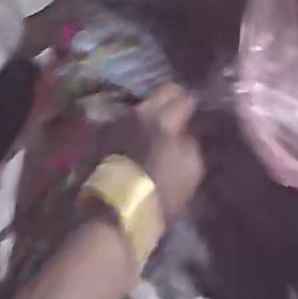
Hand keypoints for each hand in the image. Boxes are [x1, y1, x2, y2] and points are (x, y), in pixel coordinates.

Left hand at [118, 85, 203, 217]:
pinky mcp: (104, 132)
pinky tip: (135, 138)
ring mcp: (119, 119)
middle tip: (177, 112)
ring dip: (150, 113)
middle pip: (161, 91)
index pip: (183, 98)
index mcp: (164, 118)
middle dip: (172, 98)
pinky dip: (132, 126)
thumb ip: (190, 144)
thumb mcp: (190, 171)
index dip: (190, 104)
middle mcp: (140, 111)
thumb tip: (184, 134)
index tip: (193, 113)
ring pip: (141, 105)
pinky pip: (124, 120)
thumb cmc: (159, 191)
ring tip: (154, 128)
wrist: (116, 206)